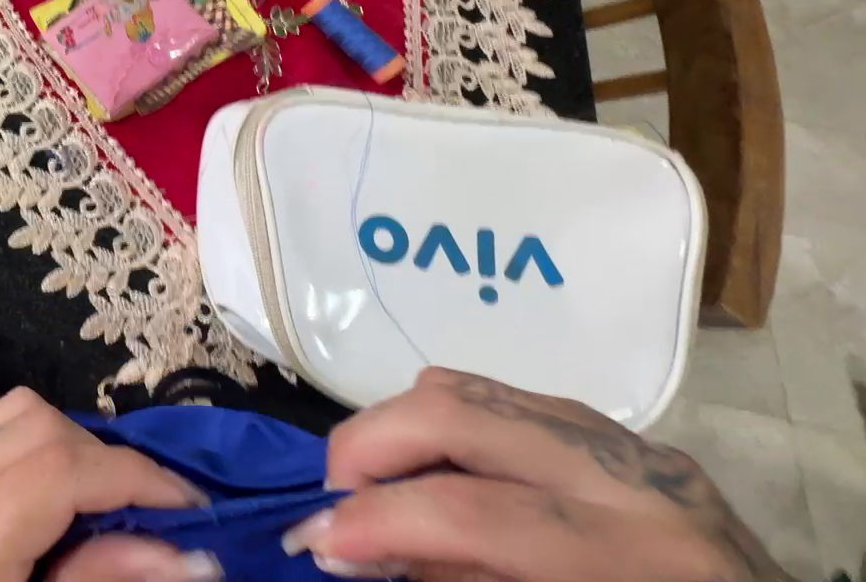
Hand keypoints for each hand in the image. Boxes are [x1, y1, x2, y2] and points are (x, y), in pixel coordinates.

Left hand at [0, 387, 221, 581]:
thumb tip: (193, 555)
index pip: (54, 472)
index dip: (132, 477)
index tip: (189, 505)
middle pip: (37, 424)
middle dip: (107, 458)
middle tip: (149, 509)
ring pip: (16, 409)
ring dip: (75, 442)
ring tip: (106, 496)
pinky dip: (40, 441)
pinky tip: (58, 486)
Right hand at [281, 367, 789, 581]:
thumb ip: (451, 580)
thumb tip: (351, 545)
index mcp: (633, 556)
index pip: (468, 513)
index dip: (375, 520)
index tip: (317, 541)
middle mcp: (628, 476)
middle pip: (453, 412)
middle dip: (367, 445)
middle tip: (336, 493)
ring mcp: (616, 437)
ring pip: (461, 388)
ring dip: (395, 427)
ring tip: (378, 480)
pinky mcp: (600, 424)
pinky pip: (490, 394)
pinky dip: (437, 420)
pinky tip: (433, 465)